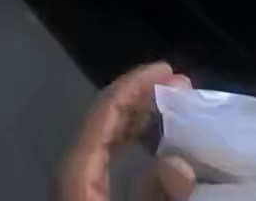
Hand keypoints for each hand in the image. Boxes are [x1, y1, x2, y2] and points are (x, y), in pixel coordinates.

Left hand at [58, 63, 197, 200]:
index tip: (167, 68)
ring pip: (109, 136)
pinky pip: (110, 157)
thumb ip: (159, 198)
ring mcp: (78, 179)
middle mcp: (74, 163)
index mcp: (77, 164)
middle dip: (142, 96)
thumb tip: (181, 164)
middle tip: (179, 84)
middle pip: (106, 116)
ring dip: (140, 119)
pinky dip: (134, 144)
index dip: (136, 83)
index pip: (107, 108)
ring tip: (175, 107)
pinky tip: (157, 148)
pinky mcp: (87, 193)